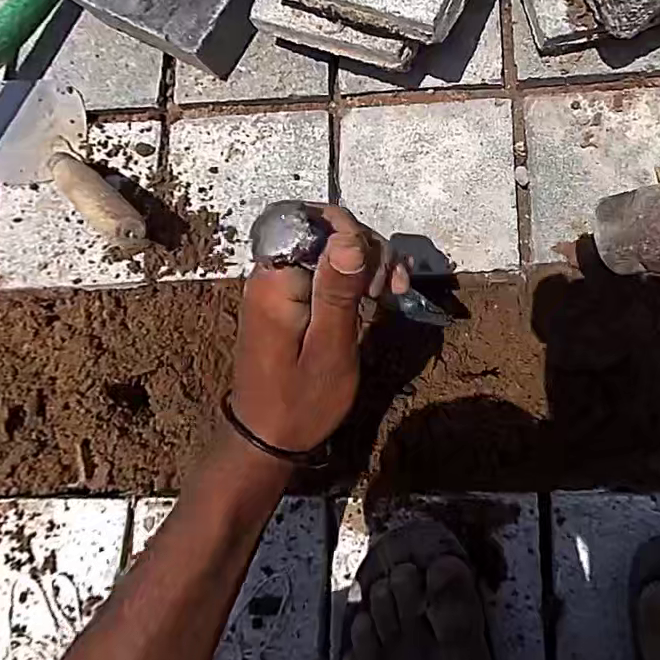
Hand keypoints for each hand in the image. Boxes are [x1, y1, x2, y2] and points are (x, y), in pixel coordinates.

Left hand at [229, 205, 408, 454]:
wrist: (268, 439)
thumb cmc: (301, 402)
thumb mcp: (330, 349)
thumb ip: (338, 290)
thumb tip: (349, 235)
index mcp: (276, 281)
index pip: (313, 221)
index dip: (352, 233)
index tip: (377, 272)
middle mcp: (272, 273)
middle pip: (323, 229)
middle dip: (365, 248)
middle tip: (391, 287)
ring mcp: (279, 284)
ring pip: (328, 247)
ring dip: (365, 262)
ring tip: (390, 293)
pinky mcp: (289, 297)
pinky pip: (323, 269)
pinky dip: (353, 277)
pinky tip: (377, 294)